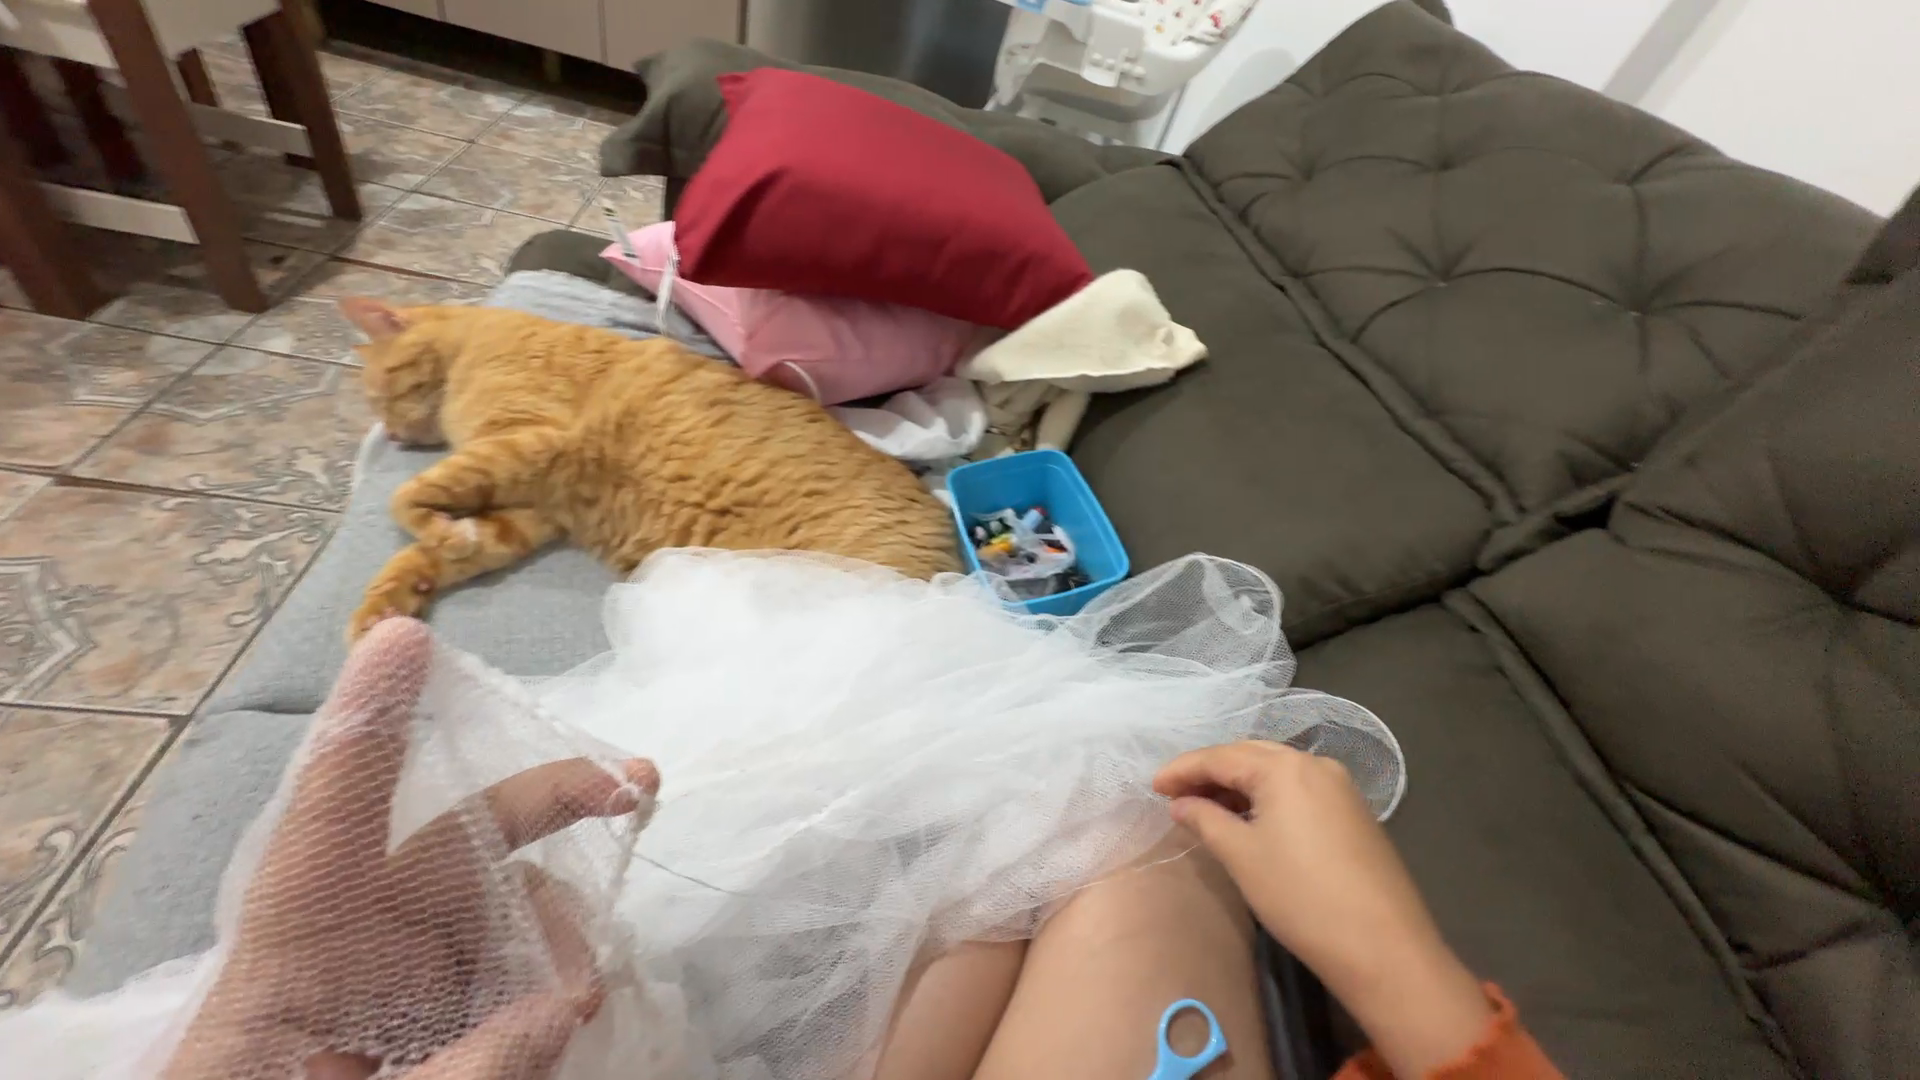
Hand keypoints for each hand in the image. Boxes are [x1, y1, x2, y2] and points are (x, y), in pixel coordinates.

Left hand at [163, 618, 659, 1079]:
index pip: (329, 820)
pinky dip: (562, 971)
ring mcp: (414, 972)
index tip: (406, 639)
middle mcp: (361, 942)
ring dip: (564, 926)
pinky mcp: (454, 1003)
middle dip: (553, 795)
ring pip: (512, 900)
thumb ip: (467, 1069)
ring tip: (579, 1000)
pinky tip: (570, 1012)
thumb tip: (571, 1003)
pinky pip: (527, 958)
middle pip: (463, 834)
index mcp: (297, 960)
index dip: (370, 724)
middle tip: (634, 788)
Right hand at [1155, 741, 1490, 1077]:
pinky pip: (1298, 789)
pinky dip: (1266, 796)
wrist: (1386, 951)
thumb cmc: (1302, 896)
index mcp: (1285, 767)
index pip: (1220, 756)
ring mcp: (1341, 787)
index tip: (1152, 786)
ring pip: (1275, 772)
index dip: (1182, 770)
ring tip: (1206, 805)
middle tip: (1176, 792)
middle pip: (1249, 755)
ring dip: (1238, 784)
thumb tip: (1181, 804)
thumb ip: (1205, 819)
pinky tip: (1249, 818)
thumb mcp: (1241, 856)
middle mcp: (1315, 764)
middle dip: (1209, 771)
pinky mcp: (1354, 813)